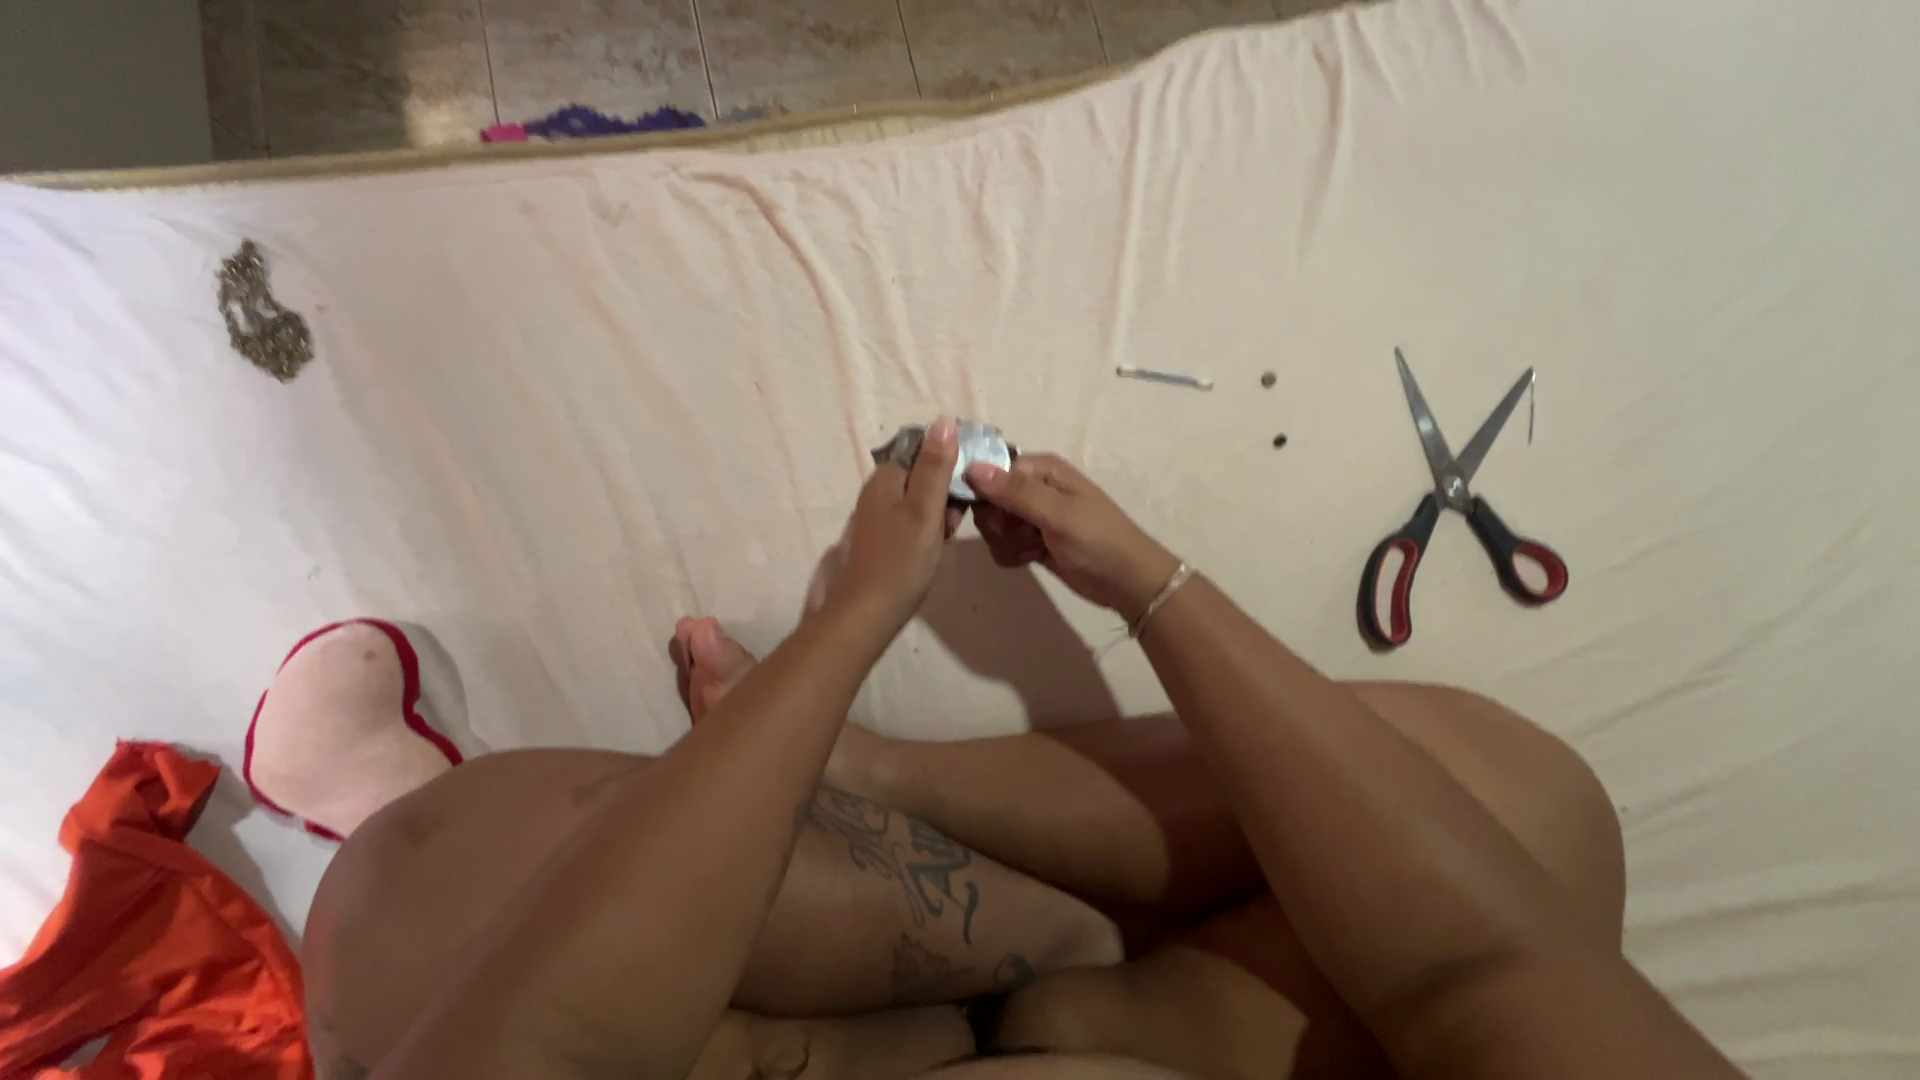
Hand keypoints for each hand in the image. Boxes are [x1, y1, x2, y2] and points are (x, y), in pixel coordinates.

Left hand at [830, 416, 961, 627]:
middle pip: (923, 479)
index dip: (949, 471)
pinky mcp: (880, 541)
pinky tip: (930, 553)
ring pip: (920, 504)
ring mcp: (876, 518)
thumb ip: (935, 466)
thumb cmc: (901, 560)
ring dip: (939, 519)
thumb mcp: (925, 509)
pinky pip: (911, 524)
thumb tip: (944, 421)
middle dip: (945, 498)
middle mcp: (876, 492)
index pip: (925, 454)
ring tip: (942, 542)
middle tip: (952, 525)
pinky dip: (926, 534)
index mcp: (885, 477)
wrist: (868, 614)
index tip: (964, 496)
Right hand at [966, 454, 1180, 623]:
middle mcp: (1033, 487)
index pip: (991, 471)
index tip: (993, 514)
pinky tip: (1033, 559)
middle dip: (999, 524)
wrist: (1126, 582)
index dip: (985, 493)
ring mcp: (1031, 516)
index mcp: (1042, 469)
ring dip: (1008, 542)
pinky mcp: (1031, 541)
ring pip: (992, 526)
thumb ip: (1015, 491)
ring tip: (1034, 548)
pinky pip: (1002, 545)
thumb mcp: (1057, 513)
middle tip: (1024, 533)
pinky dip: (1014, 555)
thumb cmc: (1097, 540)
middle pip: (988, 501)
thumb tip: (971, 467)